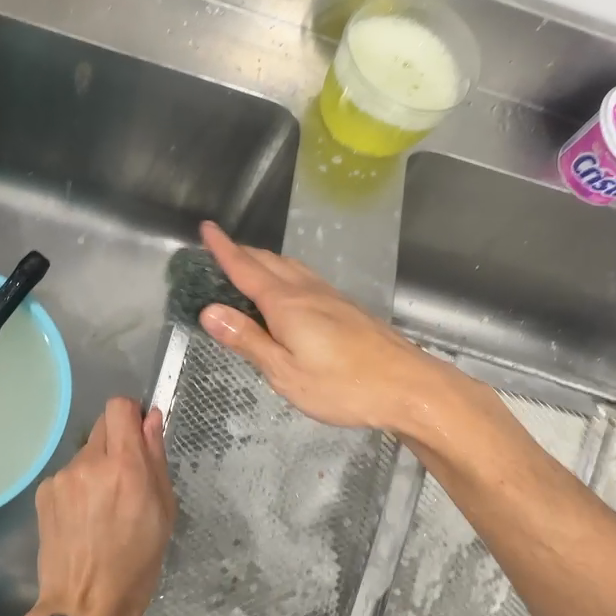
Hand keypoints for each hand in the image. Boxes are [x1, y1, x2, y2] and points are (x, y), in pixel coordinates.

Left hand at [26, 396, 174, 615]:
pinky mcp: (44, 493)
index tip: (139, 434)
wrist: (84, 604)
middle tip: (126, 479)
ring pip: (86, 454)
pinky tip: (83, 519)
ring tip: (104, 510)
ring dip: (98, 468)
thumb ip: (155, 458)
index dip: (132, 414)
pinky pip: (69, 476)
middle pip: (103, 426)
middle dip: (118, 443)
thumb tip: (151, 419)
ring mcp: (61, 477)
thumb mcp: (163, 511)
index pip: (119, 407)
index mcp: (125, 466)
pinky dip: (79, 488)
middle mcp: (89, 463)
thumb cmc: (137, 563)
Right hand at [197, 221, 463, 434]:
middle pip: (268, 262)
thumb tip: (209, 311)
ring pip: (290, 267)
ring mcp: (331, 298)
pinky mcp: (346, 309)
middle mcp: (307, 292)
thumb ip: (247, 340)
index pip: (246, 269)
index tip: (206, 229)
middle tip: (218, 250)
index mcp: (286, 304)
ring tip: (248, 266)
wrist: (408, 387)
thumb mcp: (285, 372)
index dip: (223, 249)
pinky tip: (288, 290)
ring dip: (264, 261)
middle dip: (241, 253)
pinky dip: (284, 274)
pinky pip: (305, 279)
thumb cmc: (343, 386)